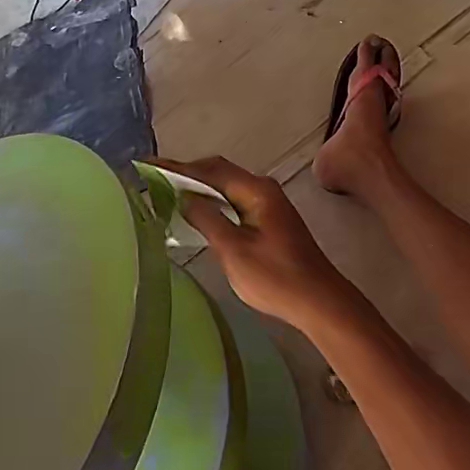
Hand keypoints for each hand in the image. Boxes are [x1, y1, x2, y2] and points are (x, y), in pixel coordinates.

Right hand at [153, 157, 356, 328]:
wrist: (321, 304)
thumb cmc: (276, 278)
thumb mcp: (233, 250)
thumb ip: (206, 219)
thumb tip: (184, 198)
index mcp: (256, 190)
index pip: (209, 169)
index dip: (176, 167)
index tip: (148, 165)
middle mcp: (263, 189)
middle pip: (218, 172)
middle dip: (186, 174)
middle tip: (154, 179)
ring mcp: (268, 204)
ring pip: (226, 186)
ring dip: (198, 188)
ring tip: (167, 194)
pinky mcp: (269, 220)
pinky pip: (233, 200)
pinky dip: (212, 202)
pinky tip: (196, 214)